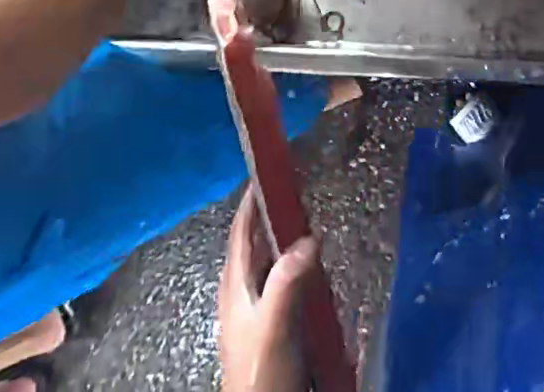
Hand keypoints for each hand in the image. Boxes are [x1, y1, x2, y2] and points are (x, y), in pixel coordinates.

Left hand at [219, 189, 314, 391]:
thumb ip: (286, 280)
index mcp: (235, 283)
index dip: (250, 202)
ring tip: (302, 222)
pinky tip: (306, 269)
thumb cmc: (261, 368)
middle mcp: (238, 290)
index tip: (265, 174)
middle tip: (292, 193)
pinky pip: (274, 282)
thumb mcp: (274, 323)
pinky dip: (287, 266)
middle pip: (251, 243)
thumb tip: (308, 238)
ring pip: (263, 263)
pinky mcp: (263, 325)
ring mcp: (249, 309)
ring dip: (278, 240)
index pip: (241, 231)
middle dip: (268, 216)